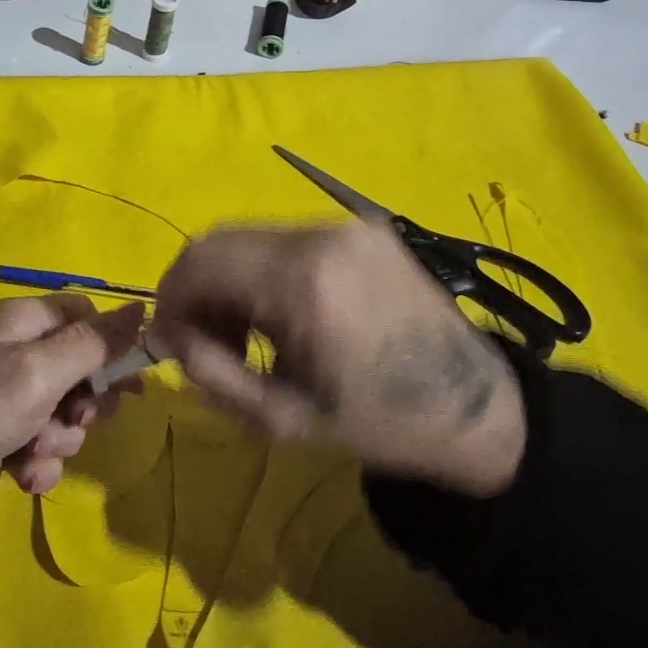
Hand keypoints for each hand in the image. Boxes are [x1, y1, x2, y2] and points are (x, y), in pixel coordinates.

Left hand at [0, 295, 143, 514]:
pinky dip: (41, 462)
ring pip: (72, 415)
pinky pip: (50, 446)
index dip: (111, 347)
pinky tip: (21, 472)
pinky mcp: (13, 436)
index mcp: (29, 321)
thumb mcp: (40, 371)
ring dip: (61, 439)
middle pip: (88, 369)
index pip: (90, 317)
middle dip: (88, 404)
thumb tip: (143, 307)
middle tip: (76, 416)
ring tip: (33, 448)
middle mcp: (25, 351)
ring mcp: (18, 396)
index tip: (126, 378)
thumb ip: (94, 344)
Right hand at [150, 223, 525, 497]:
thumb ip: (211, 372)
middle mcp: (321, 237)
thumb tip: (169, 334)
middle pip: (220, 241)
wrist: (477, 407)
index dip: (171, 296)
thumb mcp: (282, 417)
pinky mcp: (364, 227)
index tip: (169, 336)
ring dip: (230, 280)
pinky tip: (283, 313)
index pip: (201, 261)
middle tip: (206, 339)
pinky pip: (286, 240)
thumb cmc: (378, 422)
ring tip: (248, 332)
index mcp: (303, 284)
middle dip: (196, 288)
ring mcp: (346, 226)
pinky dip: (264, 271)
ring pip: (250, 237)